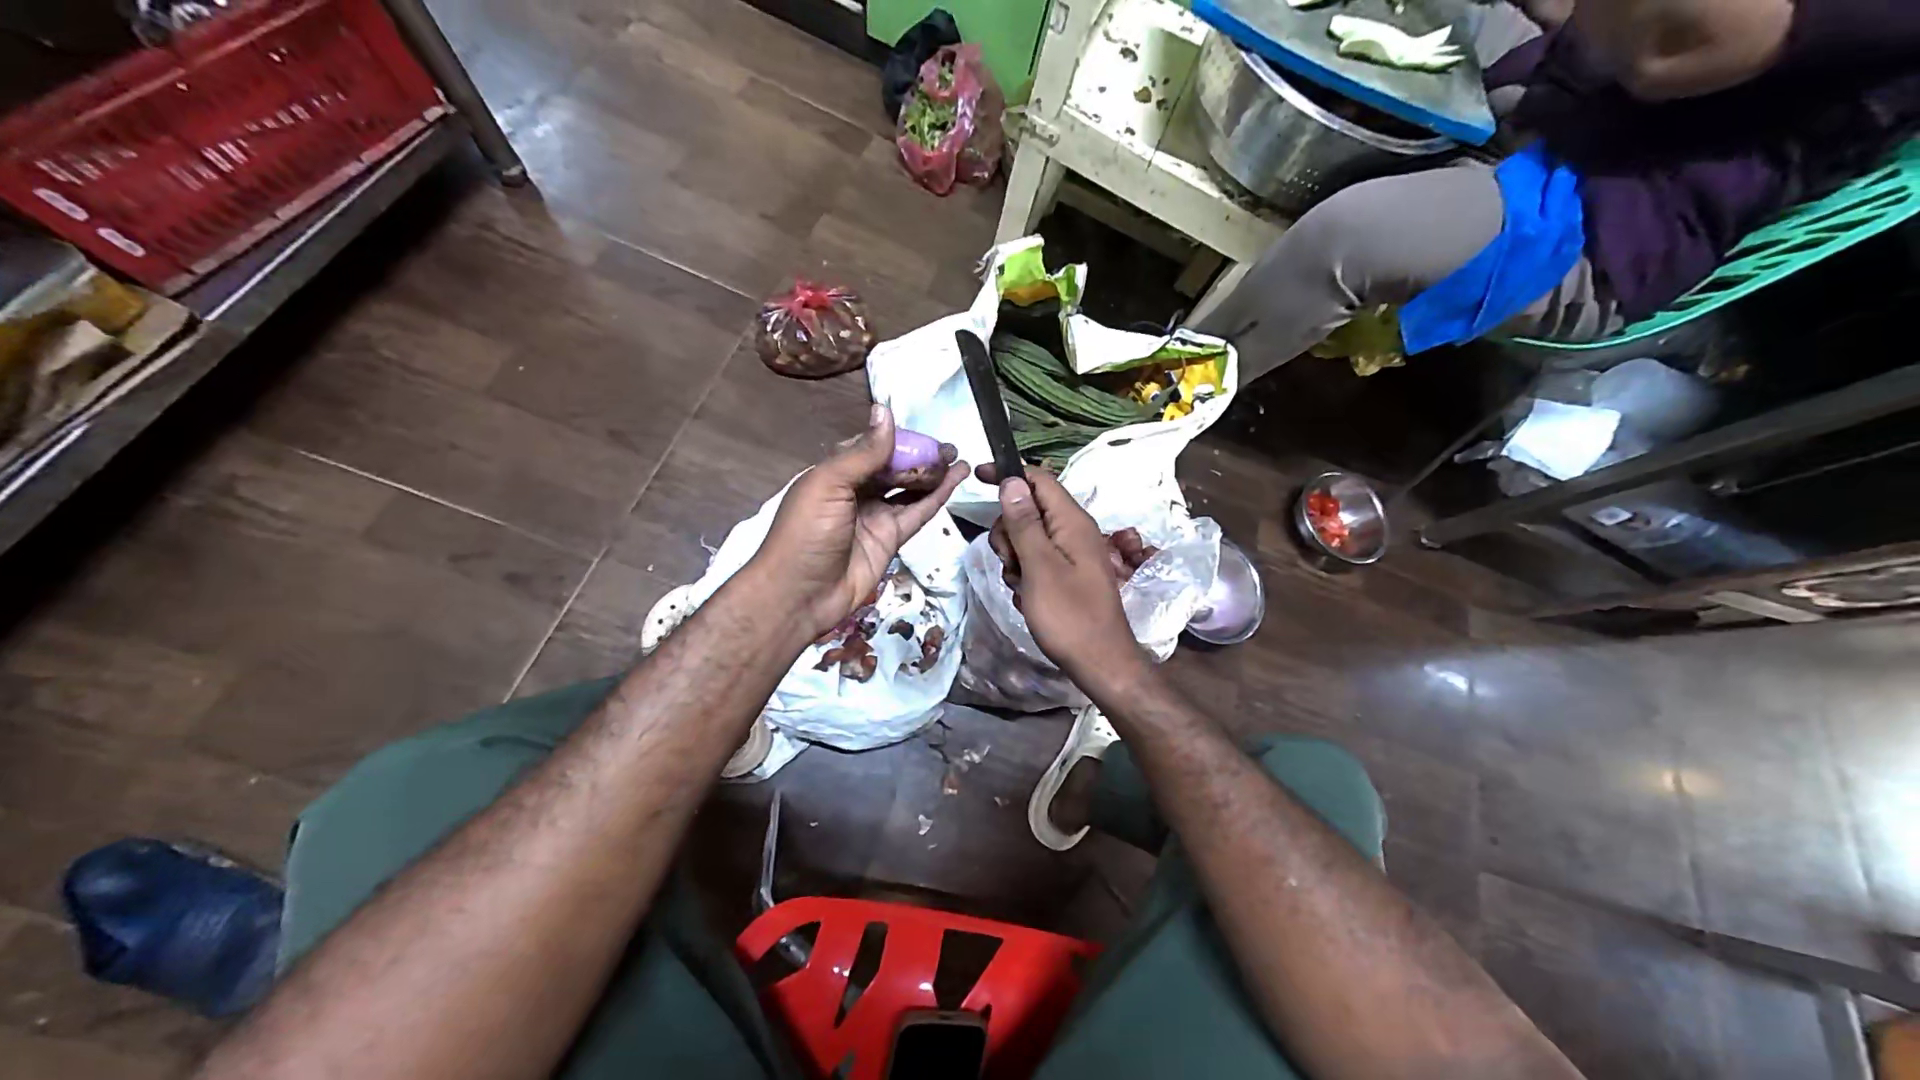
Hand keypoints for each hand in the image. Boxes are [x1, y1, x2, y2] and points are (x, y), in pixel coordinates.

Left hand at [750, 405, 965, 640]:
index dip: (897, 440)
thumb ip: (863, 452)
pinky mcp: (890, 538)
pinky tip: (955, 480)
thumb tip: (885, 410)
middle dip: (919, 457)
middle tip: (948, 449)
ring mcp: (874, 516)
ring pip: (909, 489)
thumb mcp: (829, 484)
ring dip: (932, 474)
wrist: (800, 594)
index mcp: (834, 473)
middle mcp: (855, 491)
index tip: (923, 435)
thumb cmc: (806, 534)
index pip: (871, 447)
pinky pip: (917, 512)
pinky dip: (937, 497)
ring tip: (958, 459)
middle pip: (893, 467)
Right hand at [976, 464, 1150, 694]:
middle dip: (1009, 532)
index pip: (1038, 480)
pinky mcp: (1066, 575)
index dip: (1009, 475)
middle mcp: (1073, 532)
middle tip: (1010, 561)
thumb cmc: (1069, 615)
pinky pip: (1035, 562)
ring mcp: (1070, 555)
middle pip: (1028, 510)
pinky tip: (1027, 597)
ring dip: (1014, 559)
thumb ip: (1024, 523)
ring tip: (1022, 585)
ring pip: (1027, 539)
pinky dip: (1024, 576)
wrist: (1099, 662)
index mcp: (1072, 522)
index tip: (978, 478)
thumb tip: (1011, 482)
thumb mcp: (1039, 566)